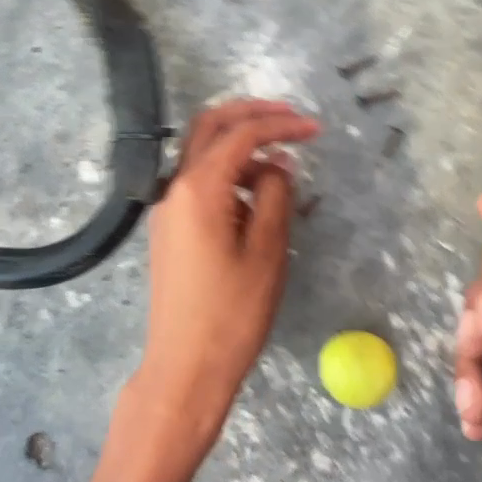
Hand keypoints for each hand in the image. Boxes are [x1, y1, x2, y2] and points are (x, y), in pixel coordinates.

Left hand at [131, 98, 320, 439]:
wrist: (185, 366)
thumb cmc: (232, 314)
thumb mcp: (267, 252)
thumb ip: (275, 196)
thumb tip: (277, 164)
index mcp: (198, 189)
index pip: (240, 135)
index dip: (280, 125)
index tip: (315, 129)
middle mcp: (174, 188)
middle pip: (209, 127)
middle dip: (251, 115)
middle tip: (291, 119)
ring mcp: (167, 207)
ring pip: (201, 153)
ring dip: (240, 146)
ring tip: (282, 167)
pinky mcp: (169, 227)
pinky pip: (198, 182)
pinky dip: (228, 174)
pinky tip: (256, 197)